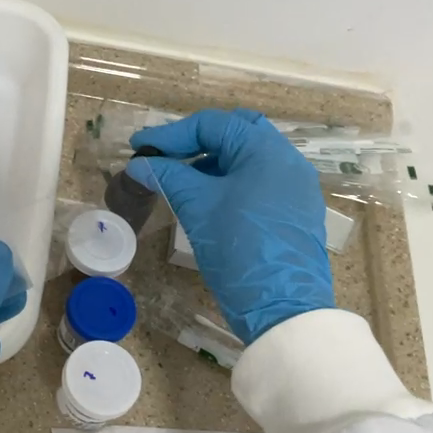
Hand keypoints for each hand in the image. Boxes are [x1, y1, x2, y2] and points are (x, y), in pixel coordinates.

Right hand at [130, 108, 333, 343]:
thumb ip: (167, 177)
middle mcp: (287, 160)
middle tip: (163, 156)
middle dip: (194, 141)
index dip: (170, 134)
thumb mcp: (196, 207)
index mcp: (266, 150)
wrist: (281, 307)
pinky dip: (228, 180)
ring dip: (210, 162)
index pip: (213, 124)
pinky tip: (205, 198)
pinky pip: (257, 180)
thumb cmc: (239, 248)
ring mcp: (295, 186)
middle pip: (235, 133)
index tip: (138, 149)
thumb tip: (137, 165)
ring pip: (246, 158)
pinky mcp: (293, 210)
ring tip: (178, 178)